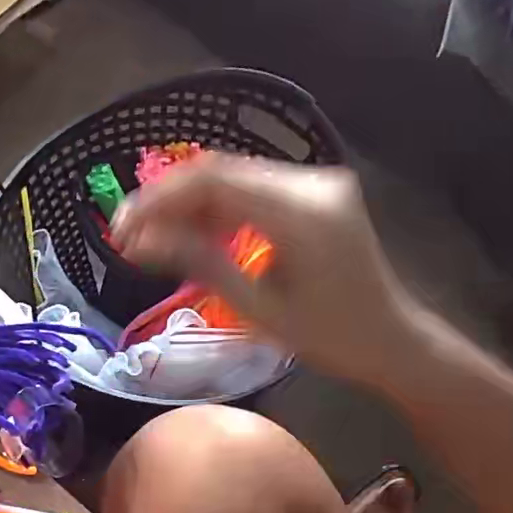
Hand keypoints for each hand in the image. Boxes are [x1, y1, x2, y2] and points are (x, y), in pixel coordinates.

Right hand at [110, 154, 424, 386]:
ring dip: (195, 206)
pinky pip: (259, 190)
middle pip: (223, 172)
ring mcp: (320, 183)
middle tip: (131, 236)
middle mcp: (313, 182)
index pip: (213, 181)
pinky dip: (225, 210)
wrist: (392, 340)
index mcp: (301, 211)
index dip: (159, 199)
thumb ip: (200, 263)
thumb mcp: (259, 307)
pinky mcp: (320, 193)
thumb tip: (140, 242)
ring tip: (159, 241)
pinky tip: (200, 235)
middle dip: (171, 201)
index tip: (121, 226)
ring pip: (238, 179)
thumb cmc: (330, 337)